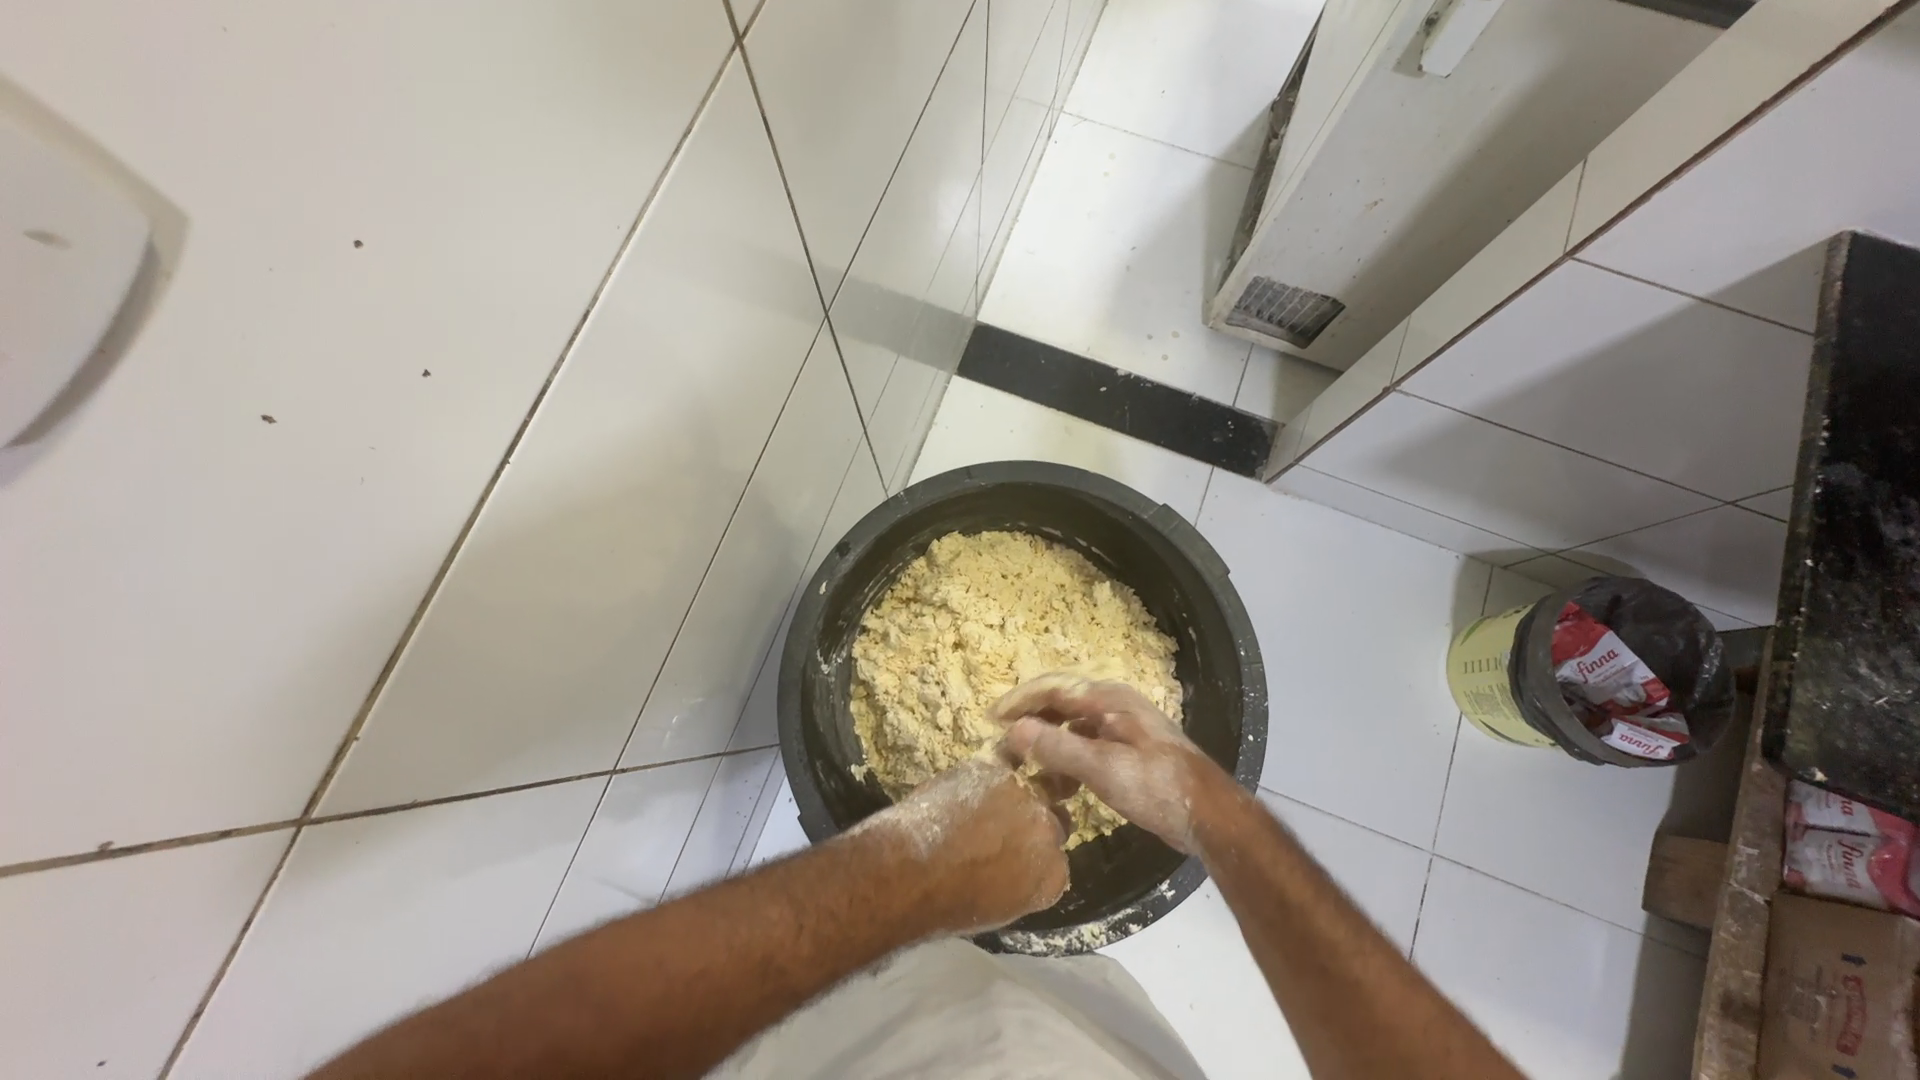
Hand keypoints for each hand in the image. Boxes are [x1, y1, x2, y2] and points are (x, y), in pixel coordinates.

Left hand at [852, 757, 1069, 933]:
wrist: (913, 872)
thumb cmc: (947, 905)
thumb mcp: (998, 909)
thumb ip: (1021, 884)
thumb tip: (1014, 869)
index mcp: (1051, 876)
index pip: (1058, 861)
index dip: (1038, 856)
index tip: (1019, 856)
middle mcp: (1049, 833)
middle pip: (1055, 821)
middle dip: (1037, 824)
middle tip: (1010, 827)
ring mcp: (1026, 796)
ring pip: (1040, 786)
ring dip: (1024, 791)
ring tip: (1002, 794)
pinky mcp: (997, 769)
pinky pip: (1013, 753)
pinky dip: (1011, 753)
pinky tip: (1001, 757)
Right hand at [994, 674, 1232, 853]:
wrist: (1208, 815)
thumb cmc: (1158, 787)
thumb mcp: (1103, 769)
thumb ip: (1058, 748)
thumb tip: (1014, 730)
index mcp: (1109, 700)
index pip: (1053, 689)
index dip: (1019, 701)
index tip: (990, 718)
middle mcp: (1114, 706)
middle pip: (1060, 705)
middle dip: (1031, 724)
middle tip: (1002, 744)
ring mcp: (1122, 729)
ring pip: (1072, 729)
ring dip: (1048, 747)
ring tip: (1026, 770)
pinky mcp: (1127, 752)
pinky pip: (1086, 749)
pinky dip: (1067, 763)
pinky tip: (1059, 788)